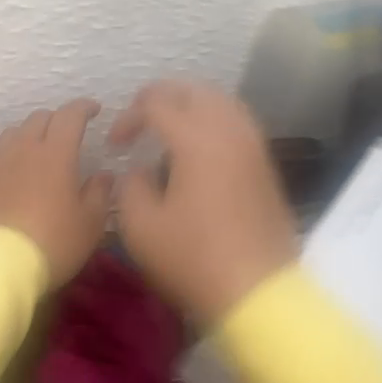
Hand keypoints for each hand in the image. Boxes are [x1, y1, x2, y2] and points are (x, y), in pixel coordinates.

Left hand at [0, 99, 112, 284]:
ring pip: (11, 135)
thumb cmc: (50, 244)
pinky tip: (7, 177)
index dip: (83, 108)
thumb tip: (103, 175)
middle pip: (38, 119)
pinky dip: (5, 160)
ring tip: (36, 153)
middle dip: (56, 120)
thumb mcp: (89, 225)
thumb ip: (99, 194)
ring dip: (28, 136)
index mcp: (55, 153)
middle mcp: (21, 149)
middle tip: (67, 135)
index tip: (93, 110)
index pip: (70, 115)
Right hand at [110, 80, 298, 323]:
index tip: (115, 145)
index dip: (129, 117)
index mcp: (196, 138)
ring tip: (169, 129)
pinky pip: (238, 124)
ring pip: (222, 102)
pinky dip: (214, 122)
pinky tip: (199, 150)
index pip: (156, 104)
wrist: (258, 292)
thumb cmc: (194, 259)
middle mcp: (230, 131)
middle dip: (162, 98)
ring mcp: (254, 147)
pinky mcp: (266, 166)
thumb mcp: (141, 227)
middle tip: (140, 121)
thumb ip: (130, 186)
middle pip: (194, 90)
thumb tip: (140, 171)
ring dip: (191, 106)